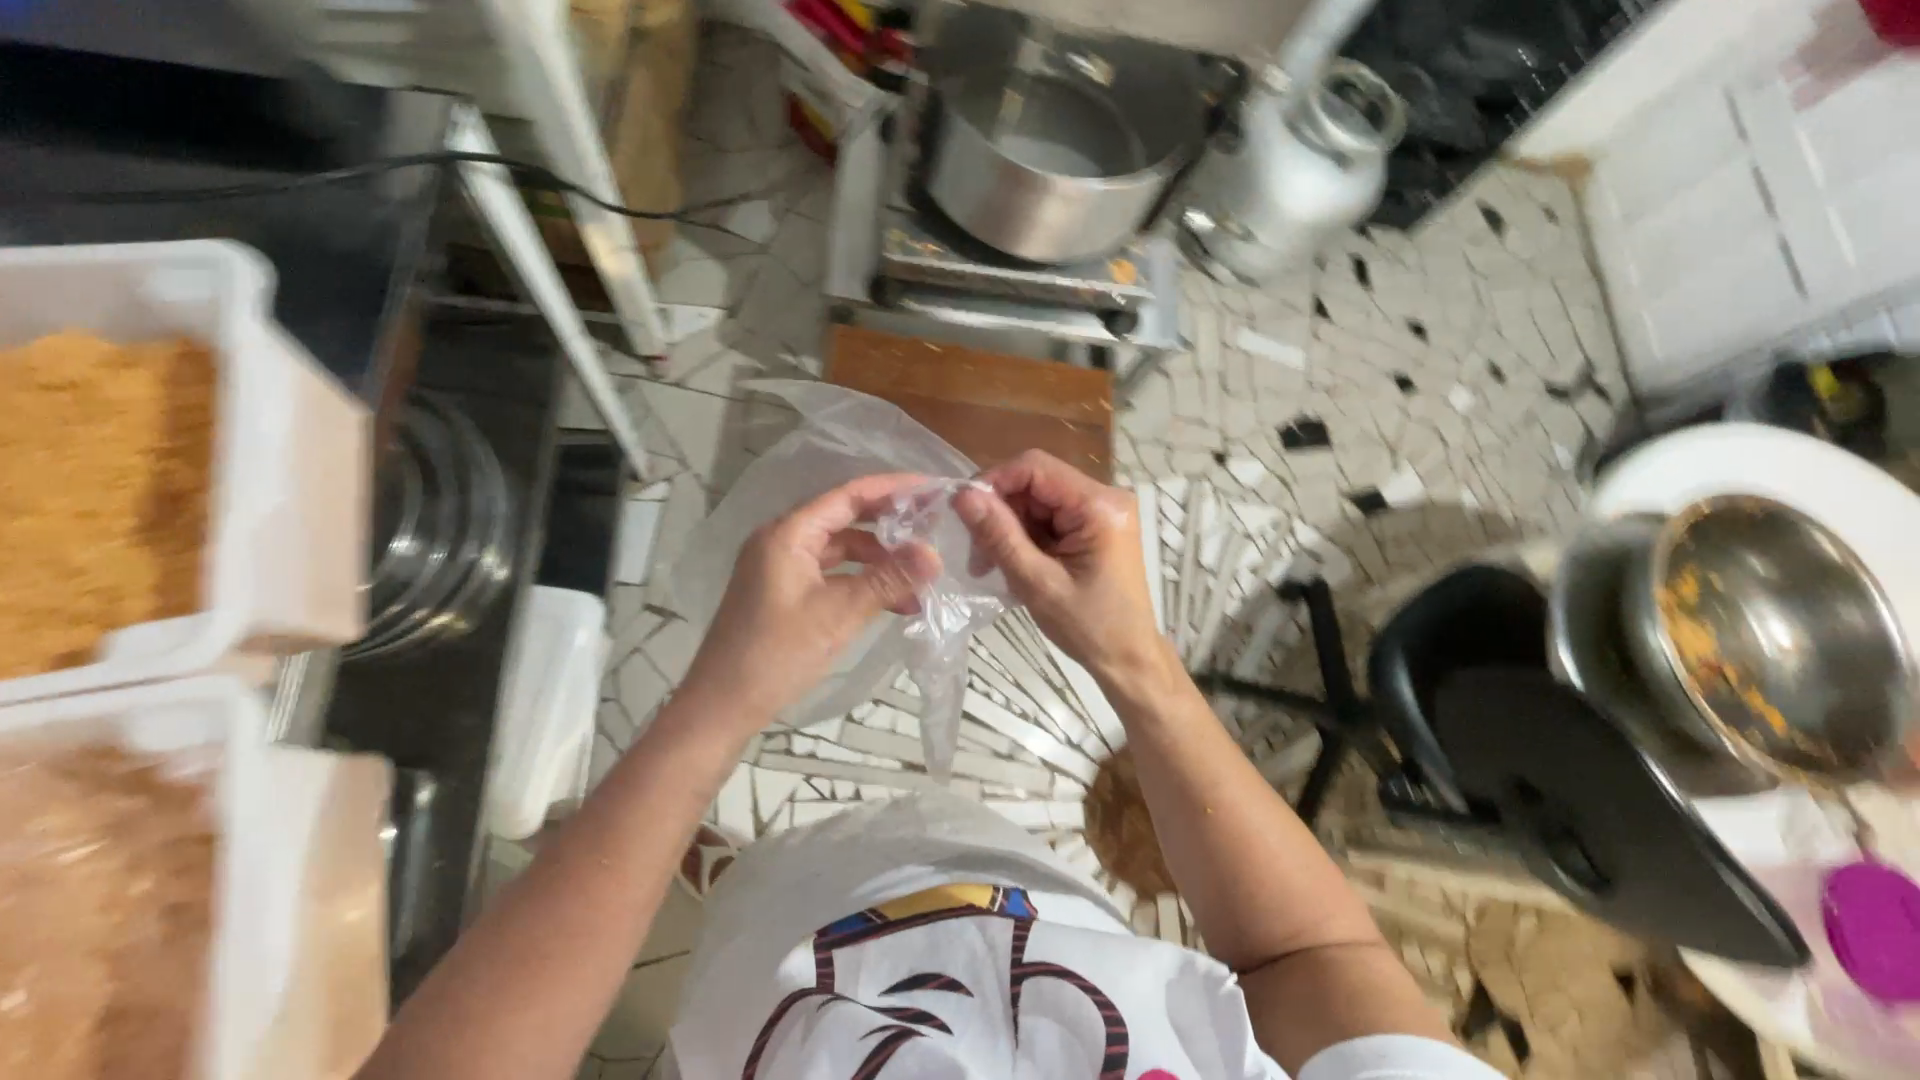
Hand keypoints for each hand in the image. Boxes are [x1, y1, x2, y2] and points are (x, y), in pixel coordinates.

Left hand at [681, 474, 939, 725]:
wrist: (722, 705)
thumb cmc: (776, 654)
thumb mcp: (839, 614)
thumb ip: (888, 579)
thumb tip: (935, 554)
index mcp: (788, 534)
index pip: (847, 495)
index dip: (892, 489)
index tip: (932, 489)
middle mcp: (782, 541)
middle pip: (845, 519)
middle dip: (890, 525)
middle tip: (935, 528)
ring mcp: (781, 568)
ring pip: (841, 550)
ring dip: (880, 561)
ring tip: (922, 578)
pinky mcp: (784, 594)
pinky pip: (832, 575)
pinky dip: (862, 583)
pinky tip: (896, 602)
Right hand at [954, 450, 1164, 678]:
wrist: (1129, 659)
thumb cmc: (1088, 627)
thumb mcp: (1036, 583)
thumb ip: (999, 535)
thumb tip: (962, 495)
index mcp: (1099, 505)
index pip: (1034, 467)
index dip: (993, 482)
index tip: (964, 513)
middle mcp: (1106, 496)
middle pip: (1035, 483)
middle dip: (1000, 512)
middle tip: (978, 556)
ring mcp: (1102, 510)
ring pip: (1038, 500)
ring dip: (1010, 528)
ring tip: (993, 567)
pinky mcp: (1096, 525)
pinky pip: (1050, 517)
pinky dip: (1027, 537)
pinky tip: (1017, 565)